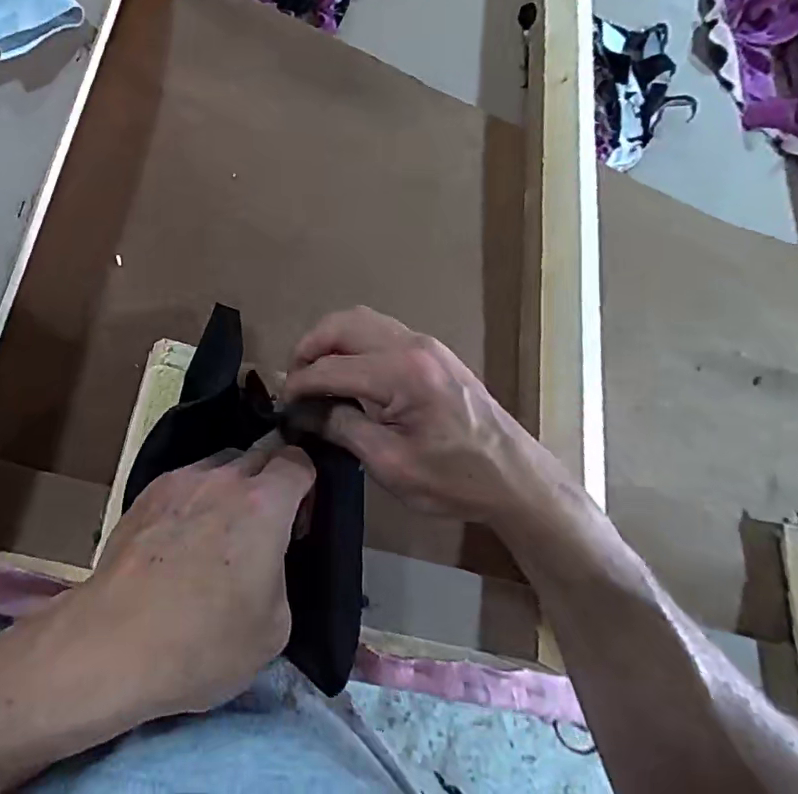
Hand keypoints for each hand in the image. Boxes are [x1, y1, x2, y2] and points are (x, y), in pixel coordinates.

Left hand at [61, 436, 315, 718]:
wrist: (112, 645)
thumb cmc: (203, 642)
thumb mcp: (275, 626)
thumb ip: (283, 574)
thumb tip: (268, 561)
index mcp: (264, 504)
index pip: (299, 461)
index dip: (307, 486)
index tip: (298, 521)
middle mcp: (224, 478)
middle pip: (261, 454)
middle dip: (271, 481)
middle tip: (263, 527)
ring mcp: (181, 481)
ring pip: (220, 465)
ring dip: (231, 487)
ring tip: (217, 531)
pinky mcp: (146, 493)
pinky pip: (186, 482)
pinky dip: (195, 499)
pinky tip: (180, 539)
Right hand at [282, 307, 561, 525]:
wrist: (514, 474)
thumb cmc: (454, 478)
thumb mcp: (390, 464)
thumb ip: (343, 428)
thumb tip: (305, 410)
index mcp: (401, 373)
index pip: (331, 366)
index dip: (299, 384)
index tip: (283, 404)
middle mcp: (411, 344)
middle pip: (341, 324)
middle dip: (309, 347)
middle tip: (295, 382)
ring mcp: (425, 342)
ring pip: (360, 319)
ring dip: (330, 340)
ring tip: (315, 374)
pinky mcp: (432, 349)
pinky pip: (380, 329)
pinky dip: (353, 342)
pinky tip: (348, 373)